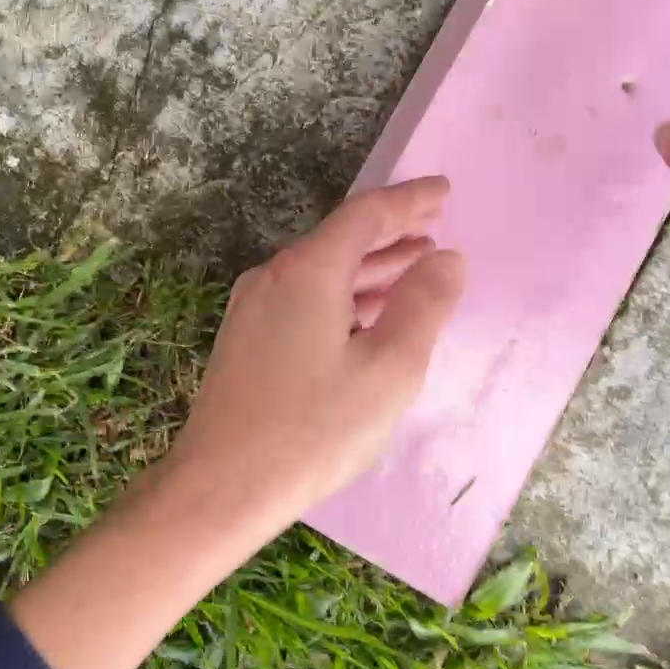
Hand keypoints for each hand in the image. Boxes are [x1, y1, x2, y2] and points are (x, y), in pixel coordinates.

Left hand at [5, 179, 464, 668]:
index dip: (408, 200)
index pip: (363, 216)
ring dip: (369, 265)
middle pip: (337, 239)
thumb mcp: (389, 368)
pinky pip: (302, 297)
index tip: (443, 191)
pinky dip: (342, 294)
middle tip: (435, 222)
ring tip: (416, 262)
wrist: (225, 478)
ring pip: (320, 271)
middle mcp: (271, 277)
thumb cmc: (316, 427)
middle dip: (390, 230)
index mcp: (305, 271)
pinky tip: (368, 310)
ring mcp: (251, 306)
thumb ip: (422, 305)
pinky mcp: (245, 336)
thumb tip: (445, 257)